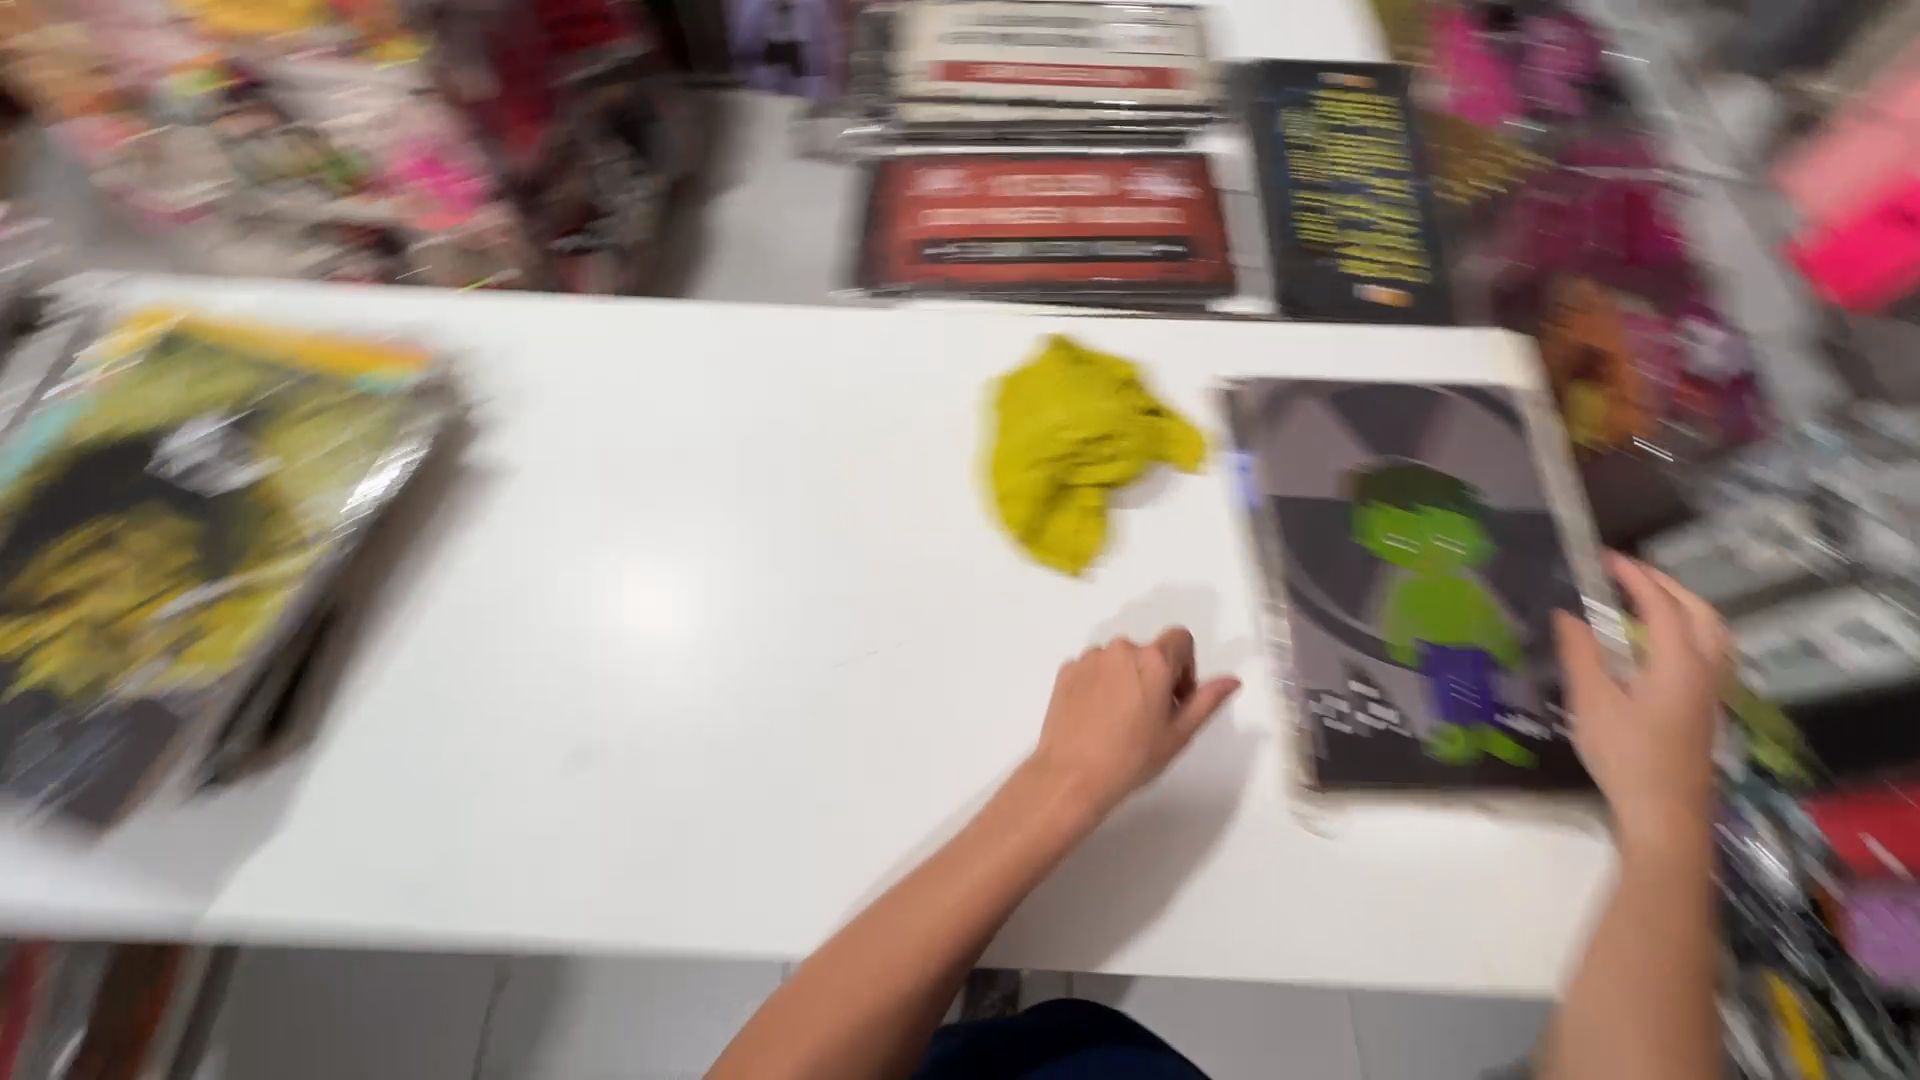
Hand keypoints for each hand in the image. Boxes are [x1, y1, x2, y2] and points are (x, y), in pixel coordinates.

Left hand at [1029, 628, 1240, 814]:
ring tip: (1120, 719)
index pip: (1180, 639)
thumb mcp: (1180, 733)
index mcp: (1153, 660)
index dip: (1185, 666)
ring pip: (1117, 660)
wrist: (1073, 774)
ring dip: (1125, 679)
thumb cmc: (1133, 757)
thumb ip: (1207, 700)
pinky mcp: (1066, 671)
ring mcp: (1089, 658)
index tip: (1176, 698)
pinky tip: (1096, 717)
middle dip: (1154, 676)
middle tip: (1150, 716)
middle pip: (1147, 652)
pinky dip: (1098, 684)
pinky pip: (1091, 669)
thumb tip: (1231, 680)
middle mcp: (1120, 649)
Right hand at [1554, 554, 1729, 852]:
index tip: (1605, 558)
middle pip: (1701, 613)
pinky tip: (1654, 640)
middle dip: (1666, 586)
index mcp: (1678, 664)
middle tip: (1625, 573)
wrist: (1663, 810)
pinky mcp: (1704, 705)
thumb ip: (1580, 652)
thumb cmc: (1624, 753)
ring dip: (1681, 606)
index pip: (1662, 606)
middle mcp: (1704, 670)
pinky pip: (1706, 650)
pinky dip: (1684, 629)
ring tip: (1642, 598)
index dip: (1635, 578)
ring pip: (1711, 633)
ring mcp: (1709, 690)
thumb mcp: (1591, 700)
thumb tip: (1567, 612)